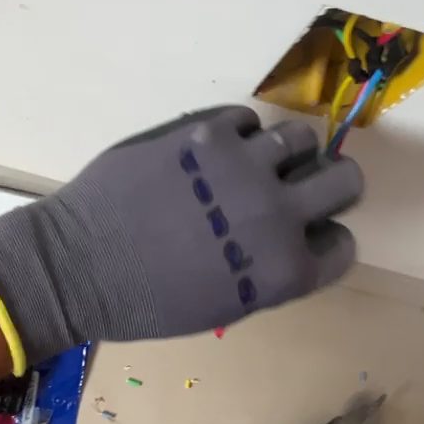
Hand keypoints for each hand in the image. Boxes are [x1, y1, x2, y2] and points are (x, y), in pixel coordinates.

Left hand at [0, 105, 362, 362]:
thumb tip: (289, 233)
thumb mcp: (224, 304)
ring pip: (301, 138)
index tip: (303, 233)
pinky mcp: (205, 132)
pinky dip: (237, 133)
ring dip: (285, 152)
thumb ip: (269, 270)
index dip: (325, 236)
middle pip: (346, 178)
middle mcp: (278, 214)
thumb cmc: (146, 302)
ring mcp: (243, 167)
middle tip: (297, 185)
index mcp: (286, 271)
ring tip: (251, 163)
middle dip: (328, 182)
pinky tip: (211, 152)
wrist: (77, 266)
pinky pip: (246, 118)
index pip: (344, 243)